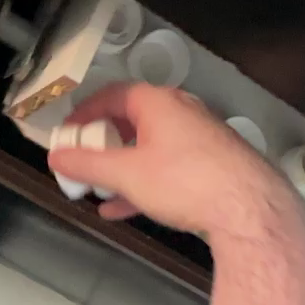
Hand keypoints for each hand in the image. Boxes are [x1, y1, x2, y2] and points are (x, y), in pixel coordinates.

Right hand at [47, 82, 303, 240]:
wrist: (248, 210)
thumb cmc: (184, 182)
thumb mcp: (125, 174)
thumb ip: (87, 164)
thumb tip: (57, 157)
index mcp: (159, 104)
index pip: (113, 94)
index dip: (85, 112)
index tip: (67, 134)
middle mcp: (181, 114)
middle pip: (131, 122)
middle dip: (101, 145)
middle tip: (81, 163)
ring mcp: (197, 141)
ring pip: (147, 149)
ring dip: (119, 169)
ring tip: (97, 190)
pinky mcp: (208, 167)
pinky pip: (164, 170)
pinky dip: (140, 185)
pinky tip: (122, 209)